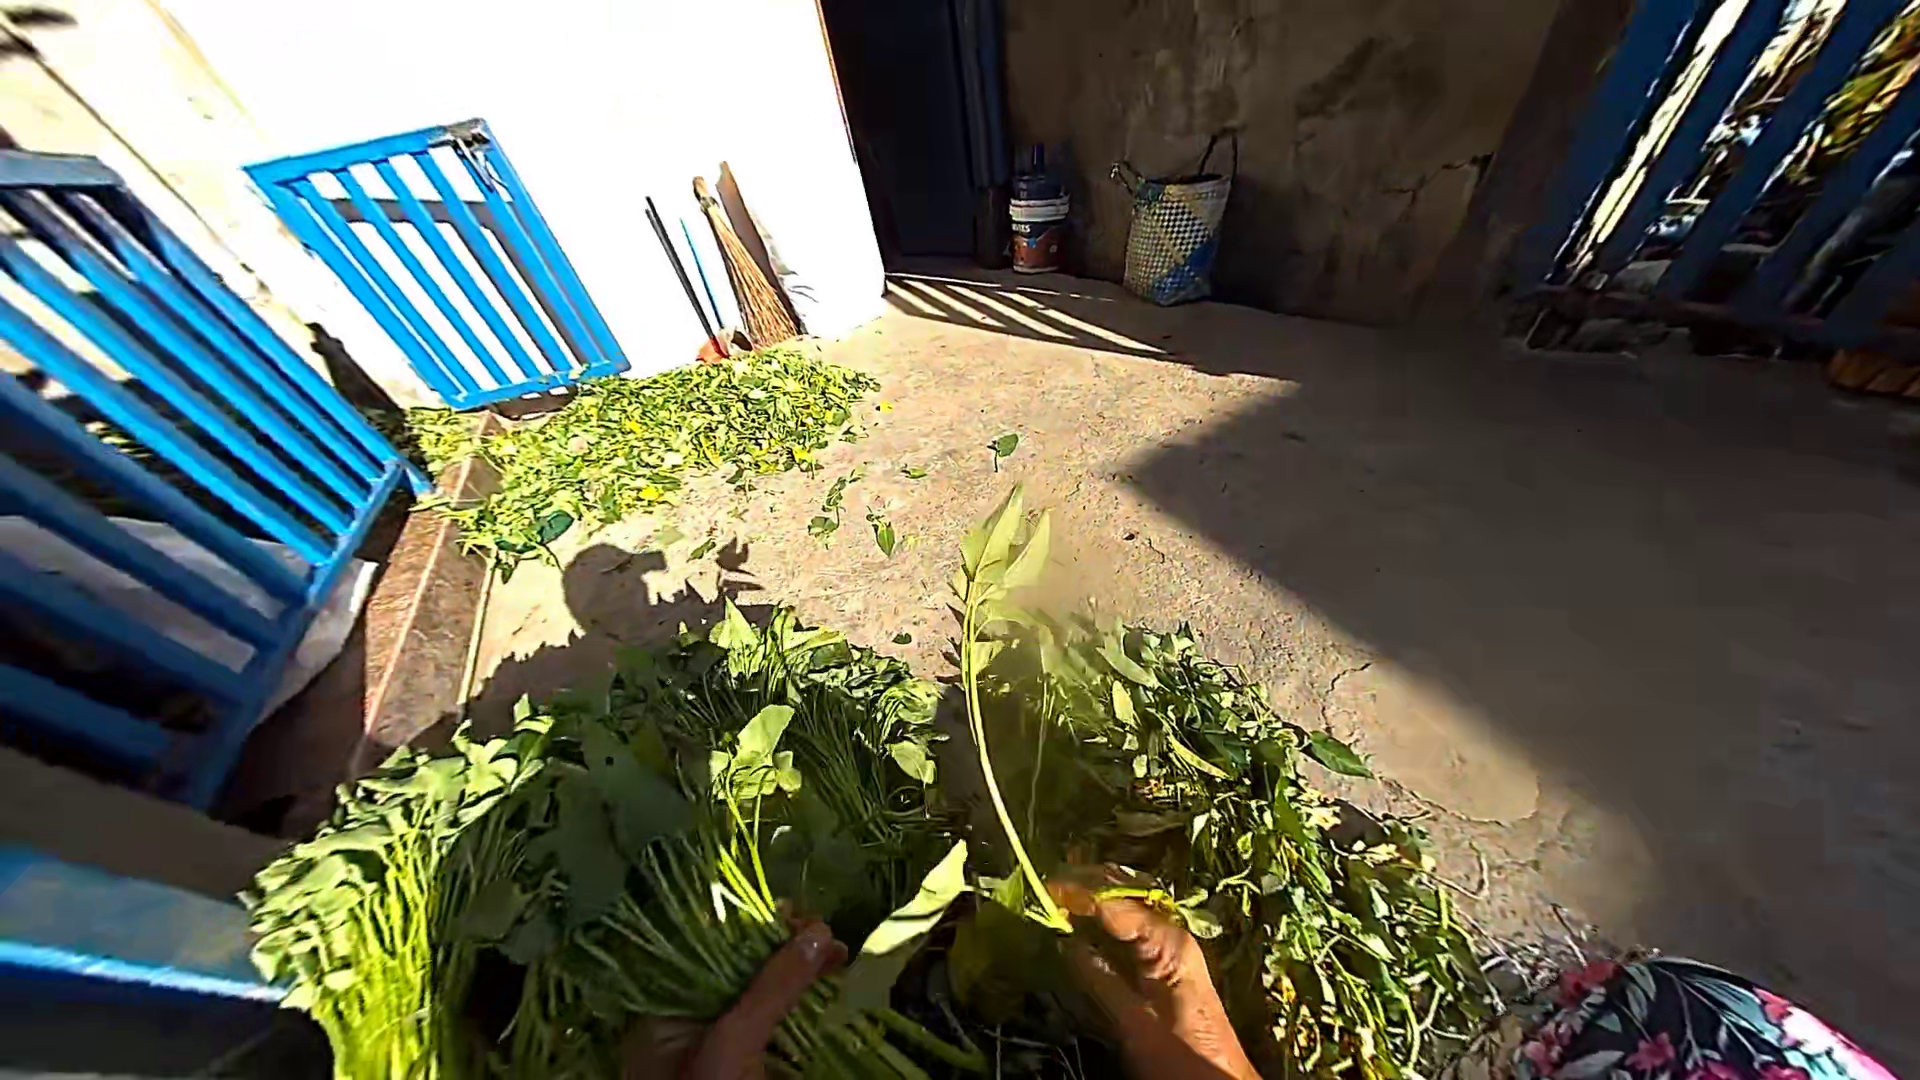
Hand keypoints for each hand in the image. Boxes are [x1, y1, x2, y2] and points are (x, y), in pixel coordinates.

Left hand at [623, 919, 847, 1079]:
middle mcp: (690, 1019)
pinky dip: (802, 994)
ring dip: (801, 963)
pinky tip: (829, 978)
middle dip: (786, 941)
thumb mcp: (734, 1043)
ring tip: (837, 953)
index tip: (793, 913)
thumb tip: (819, 929)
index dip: (751, 920)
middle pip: (741, 960)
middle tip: (825, 933)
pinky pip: (775, 1014)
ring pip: (763, 985)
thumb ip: (774, 984)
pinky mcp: (747, 1062)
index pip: (708, 942)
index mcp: (667, 1011)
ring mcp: (719, 1043)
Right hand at [1050, 879, 1259, 1079]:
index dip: (1079, 891)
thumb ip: (1099, 979)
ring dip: (1094, 891)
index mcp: (1167, 941)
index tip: (1047, 887)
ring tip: (1061, 891)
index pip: (1115, 901)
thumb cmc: (1182, 1061)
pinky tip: (1084, 915)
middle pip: (1123, 889)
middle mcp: (1170, 930)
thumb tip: (1063, 941)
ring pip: (1126, 899)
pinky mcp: (1165, 955)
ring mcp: (1170, 941)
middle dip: (1085, 882)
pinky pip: (1130, 920)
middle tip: (1049, 883)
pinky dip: (1104, 913)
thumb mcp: (1135, 1024)